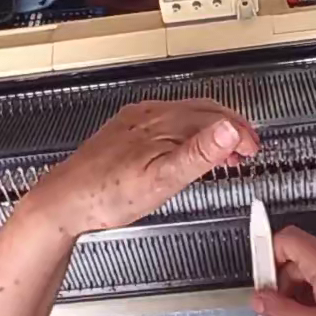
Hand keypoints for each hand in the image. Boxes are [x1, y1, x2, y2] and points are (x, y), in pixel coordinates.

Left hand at [18, 99, 258, 237]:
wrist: (62, 203)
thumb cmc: (105, 195)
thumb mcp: (163, 179)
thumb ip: (200, 153)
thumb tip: (230, 130)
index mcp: (163, 121)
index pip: (215, 117)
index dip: (240, 132)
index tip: (253, 148)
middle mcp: (149, 115)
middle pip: (202, 112)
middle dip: (229, 128)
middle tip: (246, 148)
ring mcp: (135, 123)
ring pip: (184, 117)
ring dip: (210, 131)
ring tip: (223, 152)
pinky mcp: (124, 134)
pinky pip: (165, 124)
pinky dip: (187, 134)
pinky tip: (182, 150)